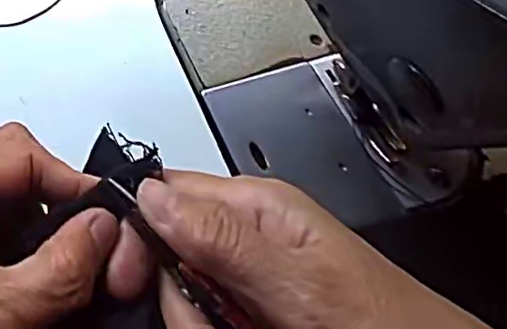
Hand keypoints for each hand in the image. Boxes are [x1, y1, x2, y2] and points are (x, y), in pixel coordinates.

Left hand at [0, 123, 126, 328]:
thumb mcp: (3, 312)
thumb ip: (63, 264)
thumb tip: (106, 225)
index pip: (27, 153)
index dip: (72, 183)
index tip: (105, 219)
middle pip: (27, 169)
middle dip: (62, 206)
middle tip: (88, 245)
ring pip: (24, 199)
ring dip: (51, 234)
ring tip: (67, 276)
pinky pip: (12, 229)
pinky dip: (36, 253)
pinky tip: (43, 288)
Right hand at [119, 170, 486, 328]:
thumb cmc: (378, 316)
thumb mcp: (294, 276)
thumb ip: (222, 233)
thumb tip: (152, 193)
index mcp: (254, 203)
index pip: (167, 191)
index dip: (140, 226)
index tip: (129, 271)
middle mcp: (244, 236)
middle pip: (167, 253)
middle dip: (178, 296)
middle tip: (211, 321)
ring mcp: (245, 282)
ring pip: (183, 299)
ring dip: (197, 323)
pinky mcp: (247, 315)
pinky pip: (205, 321)